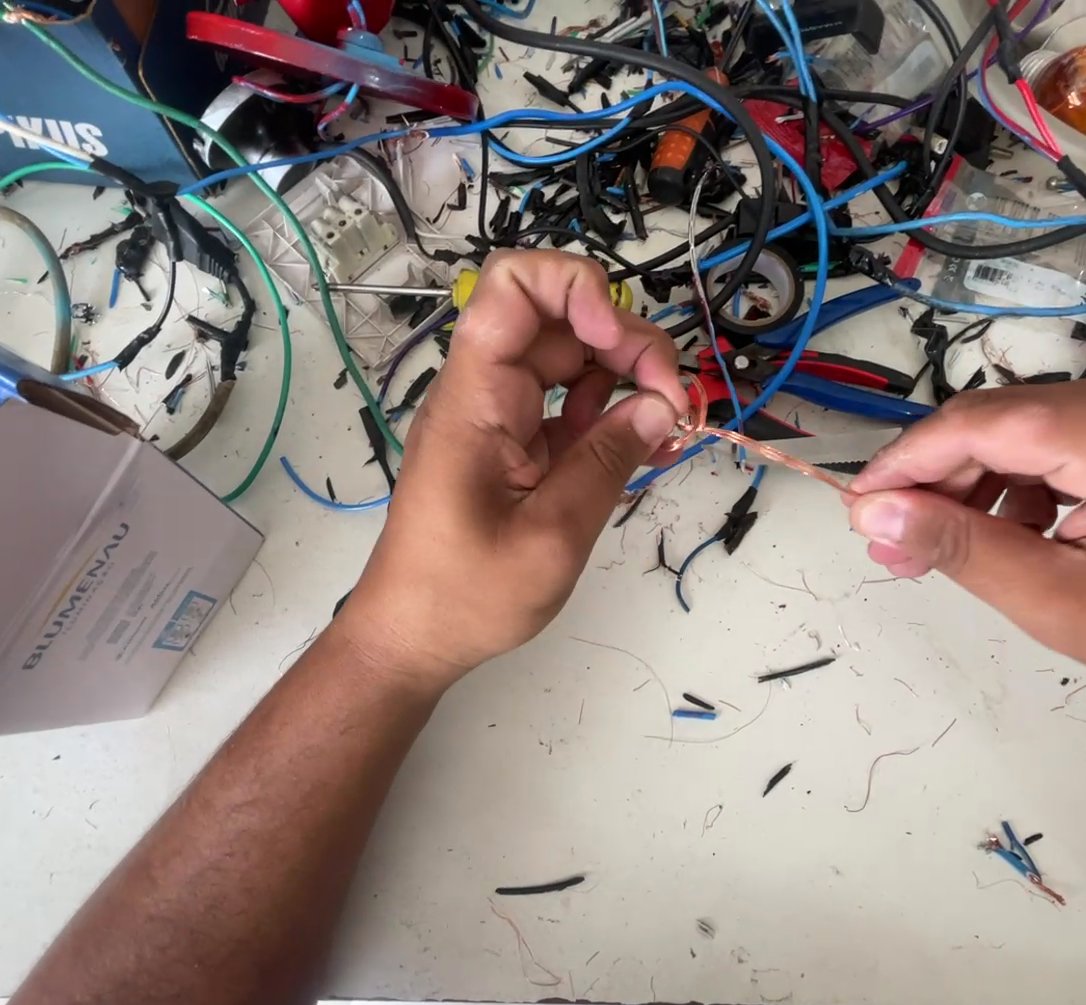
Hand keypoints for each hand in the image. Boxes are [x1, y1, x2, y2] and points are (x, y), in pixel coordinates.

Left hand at [335, 251, 687, 688]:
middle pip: (559, 321)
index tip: (621, 346)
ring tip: (666, 430)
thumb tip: (661, 405)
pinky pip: (567, 408)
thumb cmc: (467, 596)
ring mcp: (500, 418)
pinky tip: (645, 448)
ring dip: (625, 381)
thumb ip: (609, 461)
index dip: (576, 288)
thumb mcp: (553, 535)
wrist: (413, 637)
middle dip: (625, 344)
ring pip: (570, 361)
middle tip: (672, 403)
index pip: (513, 287)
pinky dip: (609, 418)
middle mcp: (485, 393)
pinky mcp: (515, 447)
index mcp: (476, 398)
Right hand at [844, 363, 1085, 722]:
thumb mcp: (1063, 604)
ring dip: (973, 485)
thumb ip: (962, 550)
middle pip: (1000, 421)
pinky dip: (1019, 483)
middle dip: (936, 482)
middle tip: (894, 545)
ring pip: (1023, 429)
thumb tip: (872, 514)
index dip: (906, 461)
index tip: (857, 508)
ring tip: (941, 548)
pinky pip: (1060, 438)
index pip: (982, 422)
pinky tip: (1009, 532)